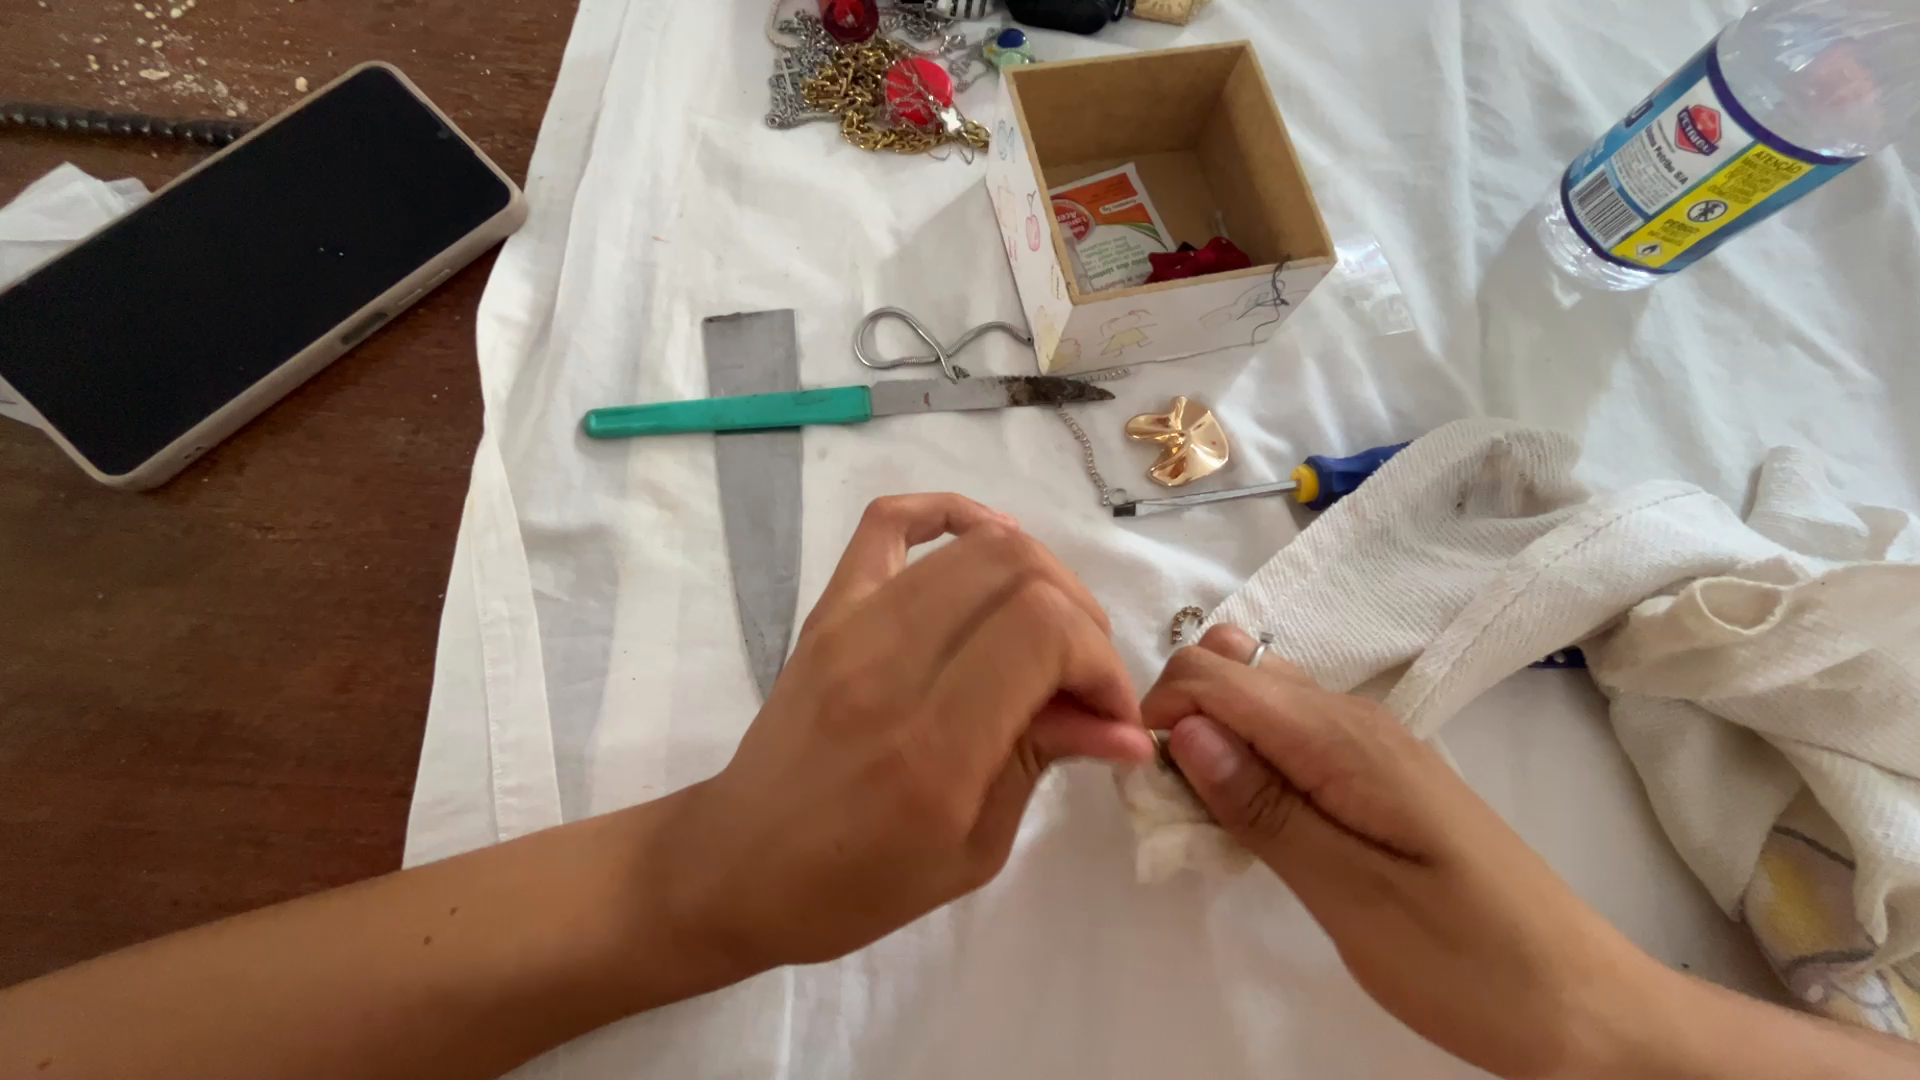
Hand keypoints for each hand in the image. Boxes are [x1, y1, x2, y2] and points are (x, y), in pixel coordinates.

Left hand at [667, 495, 1152, 975]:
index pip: (1044, 632)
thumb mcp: (975, 848)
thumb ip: (1045, 760)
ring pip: (975, 544)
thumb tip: (1125, 726)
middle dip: (1080, 617)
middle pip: (1018, 572)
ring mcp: (851, 624)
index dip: (1100, 661)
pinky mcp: (829, 608)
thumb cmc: (859, 883)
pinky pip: (888, 522)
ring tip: (1050, 625)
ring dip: (1039, 574)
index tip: (1108, 712)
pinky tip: (990, 536)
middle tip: (1083, 673)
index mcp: (933, 745)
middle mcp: (891, 665)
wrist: (741, 863)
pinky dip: (950, 511)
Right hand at [1139, 624, 1673, 1079]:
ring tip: (1213, 809)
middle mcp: (1350, 717)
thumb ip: (1262, 807)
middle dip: (1181, 713)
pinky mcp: (1369, 764)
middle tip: (1182, 801)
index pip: (1216, 674)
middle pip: (1230, 664)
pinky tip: (1257, 810)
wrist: (1586, 1006)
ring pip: (1254, 690)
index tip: (1156, 783)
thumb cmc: (1466, 961)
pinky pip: (1282, 726)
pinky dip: (1245, 751)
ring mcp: (1363, 737)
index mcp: (1341, 739)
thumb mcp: (1351, 898)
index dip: (1164, 711)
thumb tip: (1186, 730)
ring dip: (1210, 731)